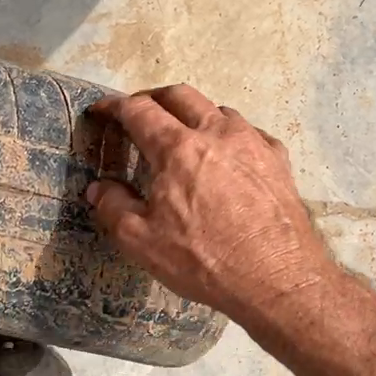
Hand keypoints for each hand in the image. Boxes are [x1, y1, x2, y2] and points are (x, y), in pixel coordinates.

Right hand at [86, 85, 341, 328]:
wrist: (277, 279)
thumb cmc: (200, 259)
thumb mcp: (139, 239)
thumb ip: (112, 205)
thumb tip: (98, 187)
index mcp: (177, 149)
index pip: (138, 110)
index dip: (113, 106)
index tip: (99, 110)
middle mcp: (217, 134)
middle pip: (180, 96)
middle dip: (151, 98)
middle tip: (134, 113)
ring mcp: (253, 143)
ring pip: (216, 110)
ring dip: (189, 114)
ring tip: (177, 135)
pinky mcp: (277, 160)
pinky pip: (246, 132)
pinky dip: (223, 134)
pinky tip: (220, 158)